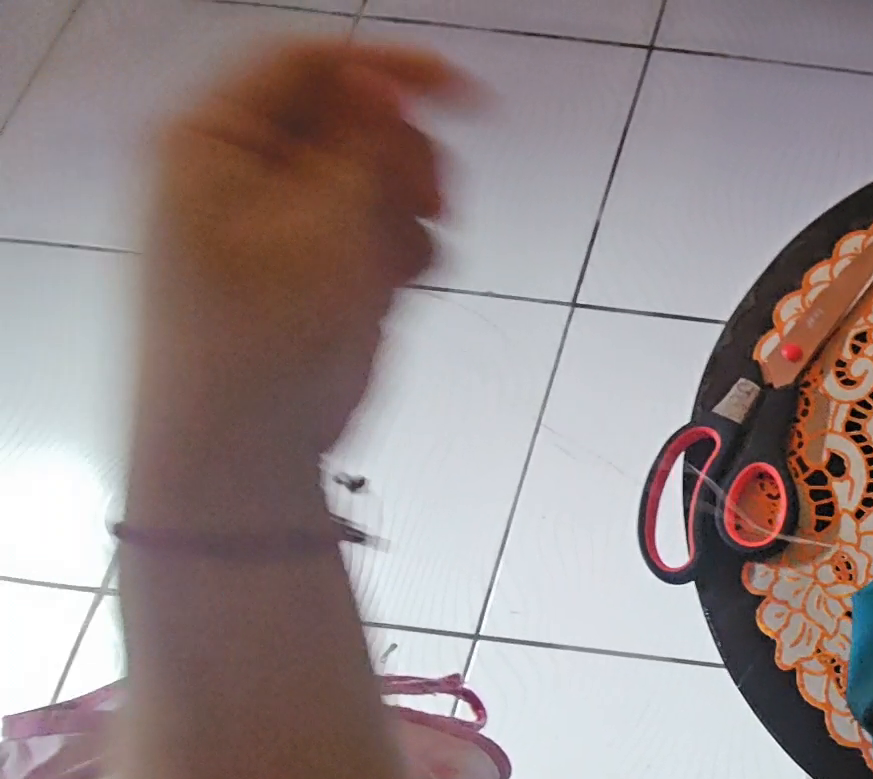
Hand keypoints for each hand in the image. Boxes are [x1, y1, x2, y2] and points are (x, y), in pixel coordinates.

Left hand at [139, 41, 472, 463]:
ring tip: (403, 263)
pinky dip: (410, 253)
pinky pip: (391, 233)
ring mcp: (301, 221)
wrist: (252, 436)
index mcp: (223, 142)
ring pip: (386, 183)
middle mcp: (259, 171)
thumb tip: (384, 83)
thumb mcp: (319, 233)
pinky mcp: (337, 265)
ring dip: (414, 214)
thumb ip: (357, 153)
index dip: (391, 72)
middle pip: (360, 125)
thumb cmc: (268, 334)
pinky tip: (399, 286)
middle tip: (432, 206)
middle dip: (409, 162)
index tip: (471, 96)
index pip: (309, 68)